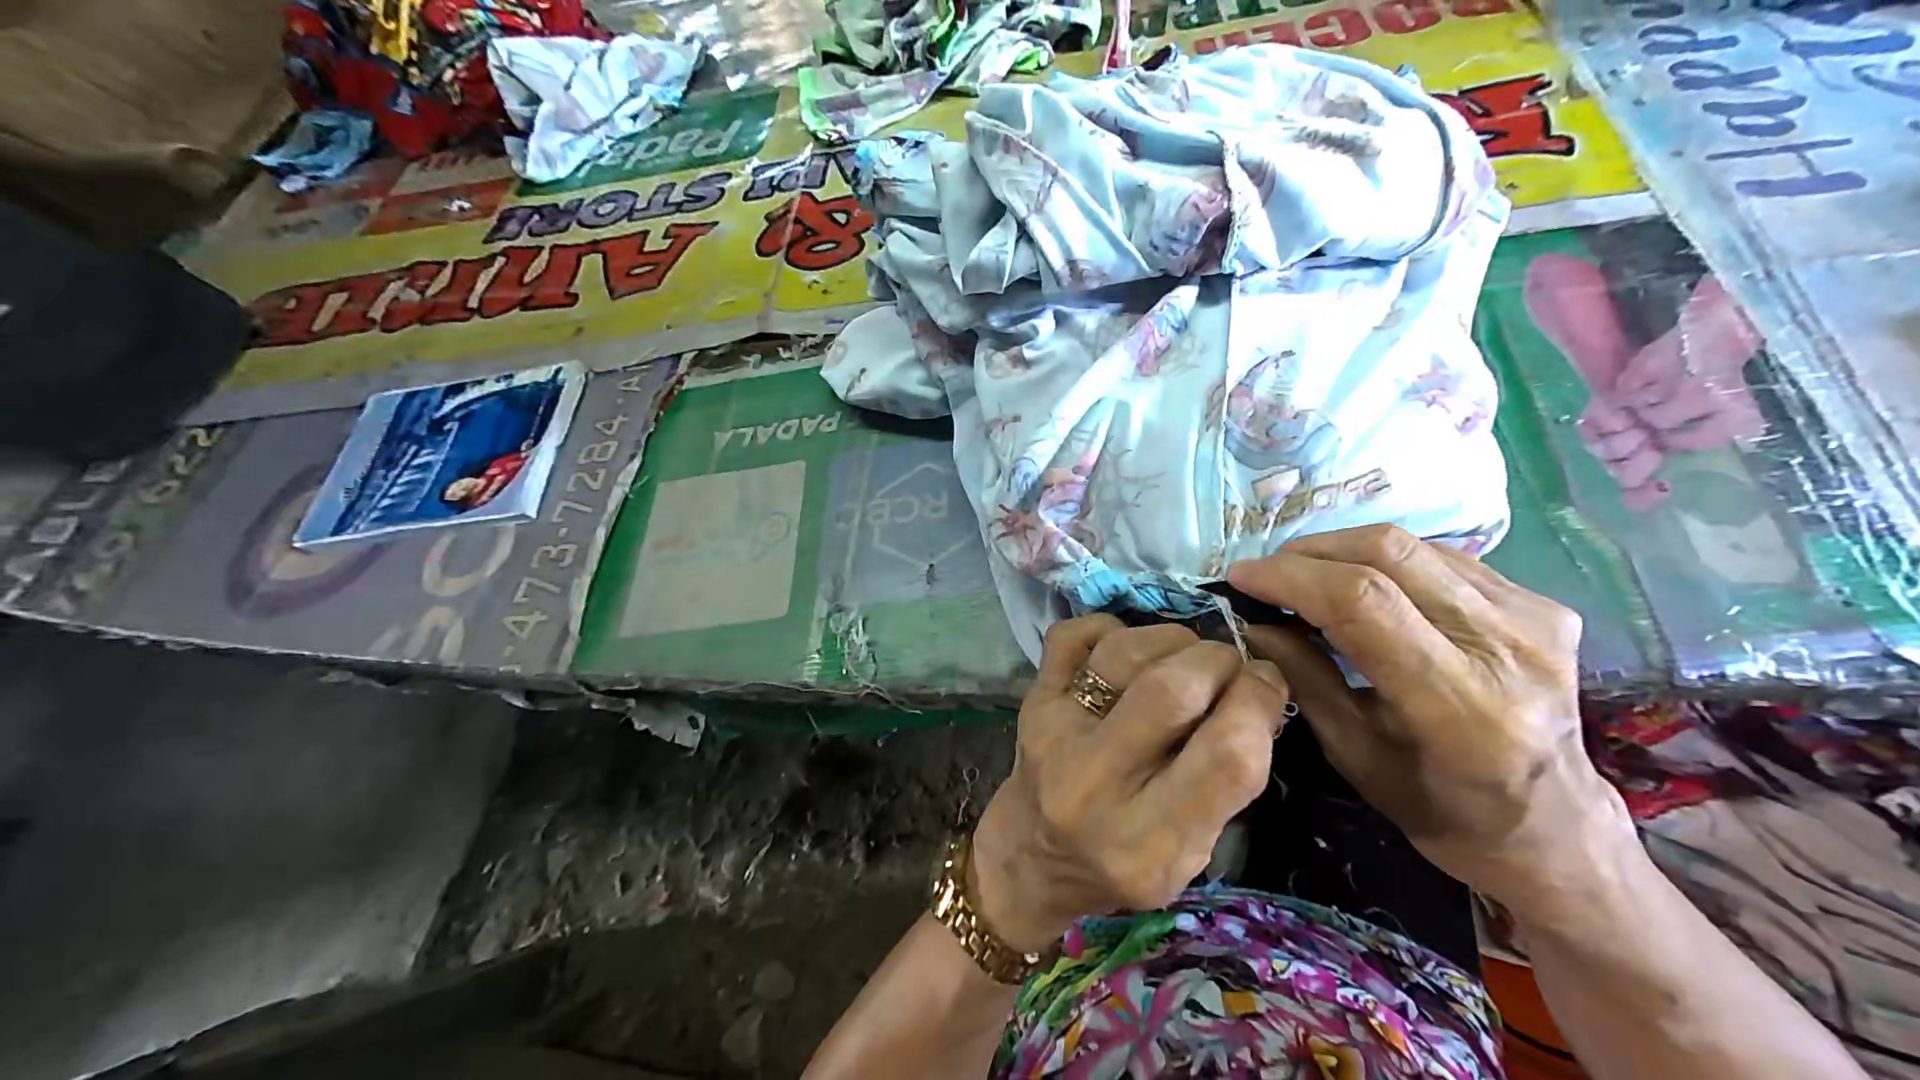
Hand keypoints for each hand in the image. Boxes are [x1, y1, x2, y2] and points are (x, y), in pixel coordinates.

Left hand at [969, 616, 1289, 952]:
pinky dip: (1109, 627)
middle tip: (1229, 665)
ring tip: (1185, 655)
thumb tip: (1257, 692)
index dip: (1261, 704)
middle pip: (1172, 691)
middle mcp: (1096, 784)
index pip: (1228, 757)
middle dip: (1220, 661)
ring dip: (1172, 639)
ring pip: (1123, 651)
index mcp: (1149, 844)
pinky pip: (1071, 636)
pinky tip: (1130, 650)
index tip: (1267, 684)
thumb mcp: (1190, 857)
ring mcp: (1055, 735)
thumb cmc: (1122, 862)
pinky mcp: (1032, 700)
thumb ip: (1226, 783)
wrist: (1032, 857)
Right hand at [1226, 526, 1633, 913]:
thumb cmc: (1440, 807)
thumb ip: (1303, 678)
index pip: (1363, 603)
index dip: (1292, 578)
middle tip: (1266, 572)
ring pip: (1412, 545)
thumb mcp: (1353, 754)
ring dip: (1341, 549)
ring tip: (1303, 574)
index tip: (1242, 576)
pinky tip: (1359, 583)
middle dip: (1309, 552)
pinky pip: (1440, 557)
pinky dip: (1383, 561)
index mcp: (1460, 706)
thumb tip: (1252, 622)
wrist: (1553, 826)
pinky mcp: (1542, 606)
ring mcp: (1534, 619)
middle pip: (1388, 555)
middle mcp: (1507, 649)